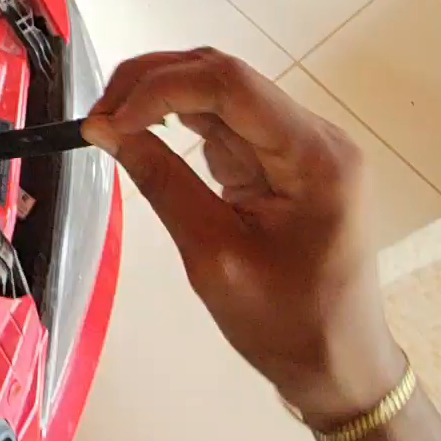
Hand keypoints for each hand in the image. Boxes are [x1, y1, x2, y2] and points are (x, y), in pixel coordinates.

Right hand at [81, 49, 406, 424]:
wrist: (340, 366)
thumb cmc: (287, 324)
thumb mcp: (213, 255)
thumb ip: (160, 180)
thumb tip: (104, 128)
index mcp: (314, 156)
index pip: (229, 84)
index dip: (161, 88)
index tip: (110, 120)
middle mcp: (311, 134)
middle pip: (221, 74)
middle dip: (151, 82)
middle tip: (100, 114)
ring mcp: (294, 140)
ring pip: (214, 86)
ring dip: (156, 93)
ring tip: (111, 118)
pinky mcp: (274, 153)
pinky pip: (218, 114)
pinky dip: (172, 113)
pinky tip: (140, 126)